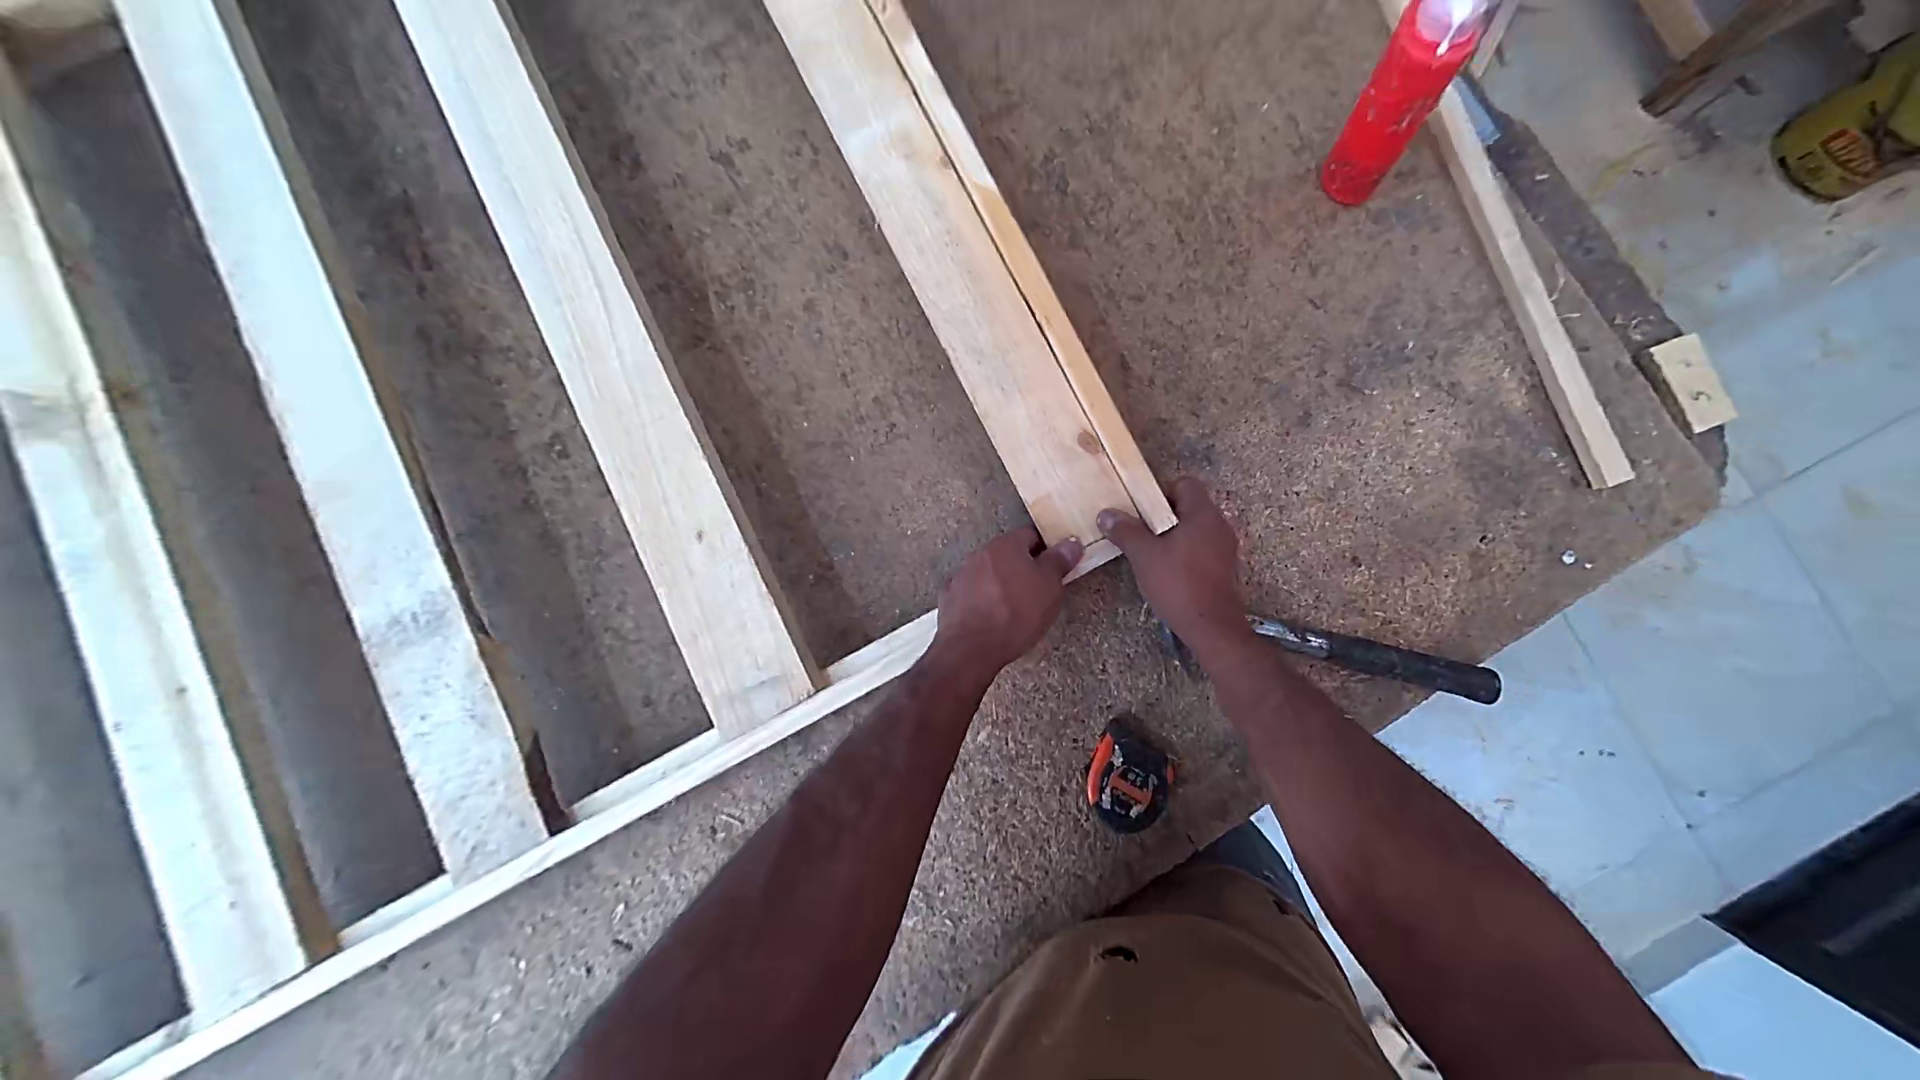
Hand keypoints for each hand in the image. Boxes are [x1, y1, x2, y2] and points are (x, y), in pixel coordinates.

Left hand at [929, 527, 1083, 677]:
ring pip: (988, 573)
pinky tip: (992, 617)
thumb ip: (1059, 562)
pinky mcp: (950, 597)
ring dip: (1000, 583)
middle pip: (1007, 554)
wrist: (972, 647)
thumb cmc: (1015, 615)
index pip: (1030, 536)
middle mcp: (980, 554)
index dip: (1046, 549)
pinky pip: (972, 592)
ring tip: (1014, 608)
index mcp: (1006, 545)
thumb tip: (1070, 544)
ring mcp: (962, 575)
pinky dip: (982, 599)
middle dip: (1022, 567)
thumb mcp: (1049, 588)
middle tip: (1038, 589)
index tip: (1054, 566)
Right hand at [1097, 478, 1250, 655]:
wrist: (1210, 626)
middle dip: (1162, 515)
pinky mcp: (1224, 567)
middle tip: (1139, 530)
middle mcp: (1219, 524)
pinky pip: (1201, 547)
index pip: (1185, 484)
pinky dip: (1184, 551)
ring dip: (1172, 534)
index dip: (1160, 492)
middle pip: (1189, 506)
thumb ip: (1125, 531)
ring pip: (1194, 528)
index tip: (1141, 510)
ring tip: (1150, 551)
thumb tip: (1107, 514)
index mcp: (1203, 514)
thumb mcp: (1143, 555)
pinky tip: (1167, 569)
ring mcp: (1225, 547)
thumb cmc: (1178, 584)